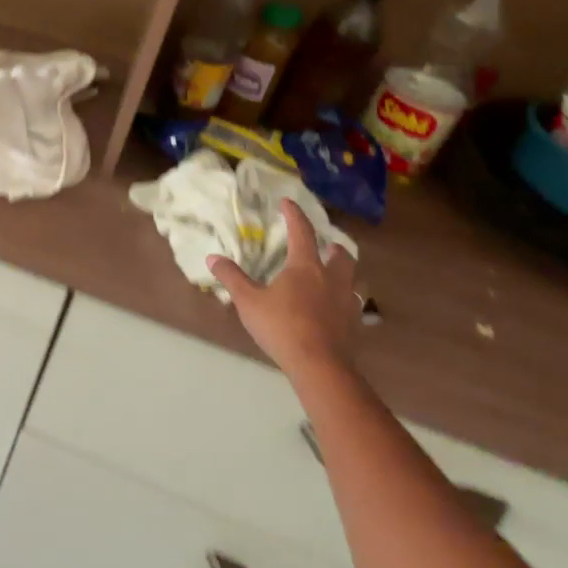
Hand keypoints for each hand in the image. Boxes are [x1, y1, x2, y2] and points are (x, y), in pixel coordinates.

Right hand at [208, 199, 358, 378]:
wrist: (319, 365)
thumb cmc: (282, 326)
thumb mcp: (248, 301)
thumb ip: (232, 278)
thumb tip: (213, 258)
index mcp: (305, 267)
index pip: (301, 232)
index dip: (294, 215)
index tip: (287, 202)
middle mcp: (331, 278)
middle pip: (341, 255)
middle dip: (333, 246)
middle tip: (326, 245)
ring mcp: (346, 301)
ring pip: (354, 279)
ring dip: (346, 272)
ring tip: (335, 275)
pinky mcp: (354, 324)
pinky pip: (354, 303)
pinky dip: (346, 299)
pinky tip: (337, 308)